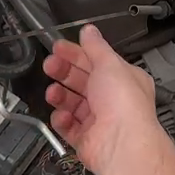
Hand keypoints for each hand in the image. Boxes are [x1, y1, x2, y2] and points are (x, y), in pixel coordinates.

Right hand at [42, 25, 166, 174]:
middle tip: (50, 65)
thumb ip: (96, 46)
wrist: (120, 143)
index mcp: (124, 79)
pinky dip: (61, 120)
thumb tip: (89, 31)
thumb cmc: (124, 104)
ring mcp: (99, 120)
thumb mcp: (109, 63)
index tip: (58, 48)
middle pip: (82, 81)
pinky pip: (68, 126)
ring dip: (60, 95)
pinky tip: (61, 114)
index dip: (76, 53)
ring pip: (73, 103)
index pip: (96, 61)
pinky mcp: (87, 139)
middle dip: (64, 72)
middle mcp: (113, 100)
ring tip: (52, 91)